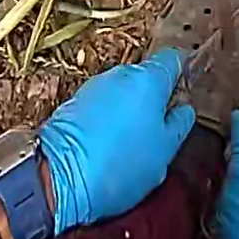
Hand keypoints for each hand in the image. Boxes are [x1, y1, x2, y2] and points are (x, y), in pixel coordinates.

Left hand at [40, 49, 196, 233]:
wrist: (55, 179)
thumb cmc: (120, 164)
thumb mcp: (164, 151)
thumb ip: (179, 124)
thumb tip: (183, 109)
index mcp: (150, 78)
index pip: (174, 59)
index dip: (181, 76)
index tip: (181, 99)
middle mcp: (122, 73)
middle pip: (147, 76)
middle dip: (153, 98)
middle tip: (156, 130)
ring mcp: (95, 85)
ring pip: (123, 91)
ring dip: (129, 109)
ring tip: (127, 144)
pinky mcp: (73, 102)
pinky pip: (101, 105)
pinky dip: (106, 119)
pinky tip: (104, 147)